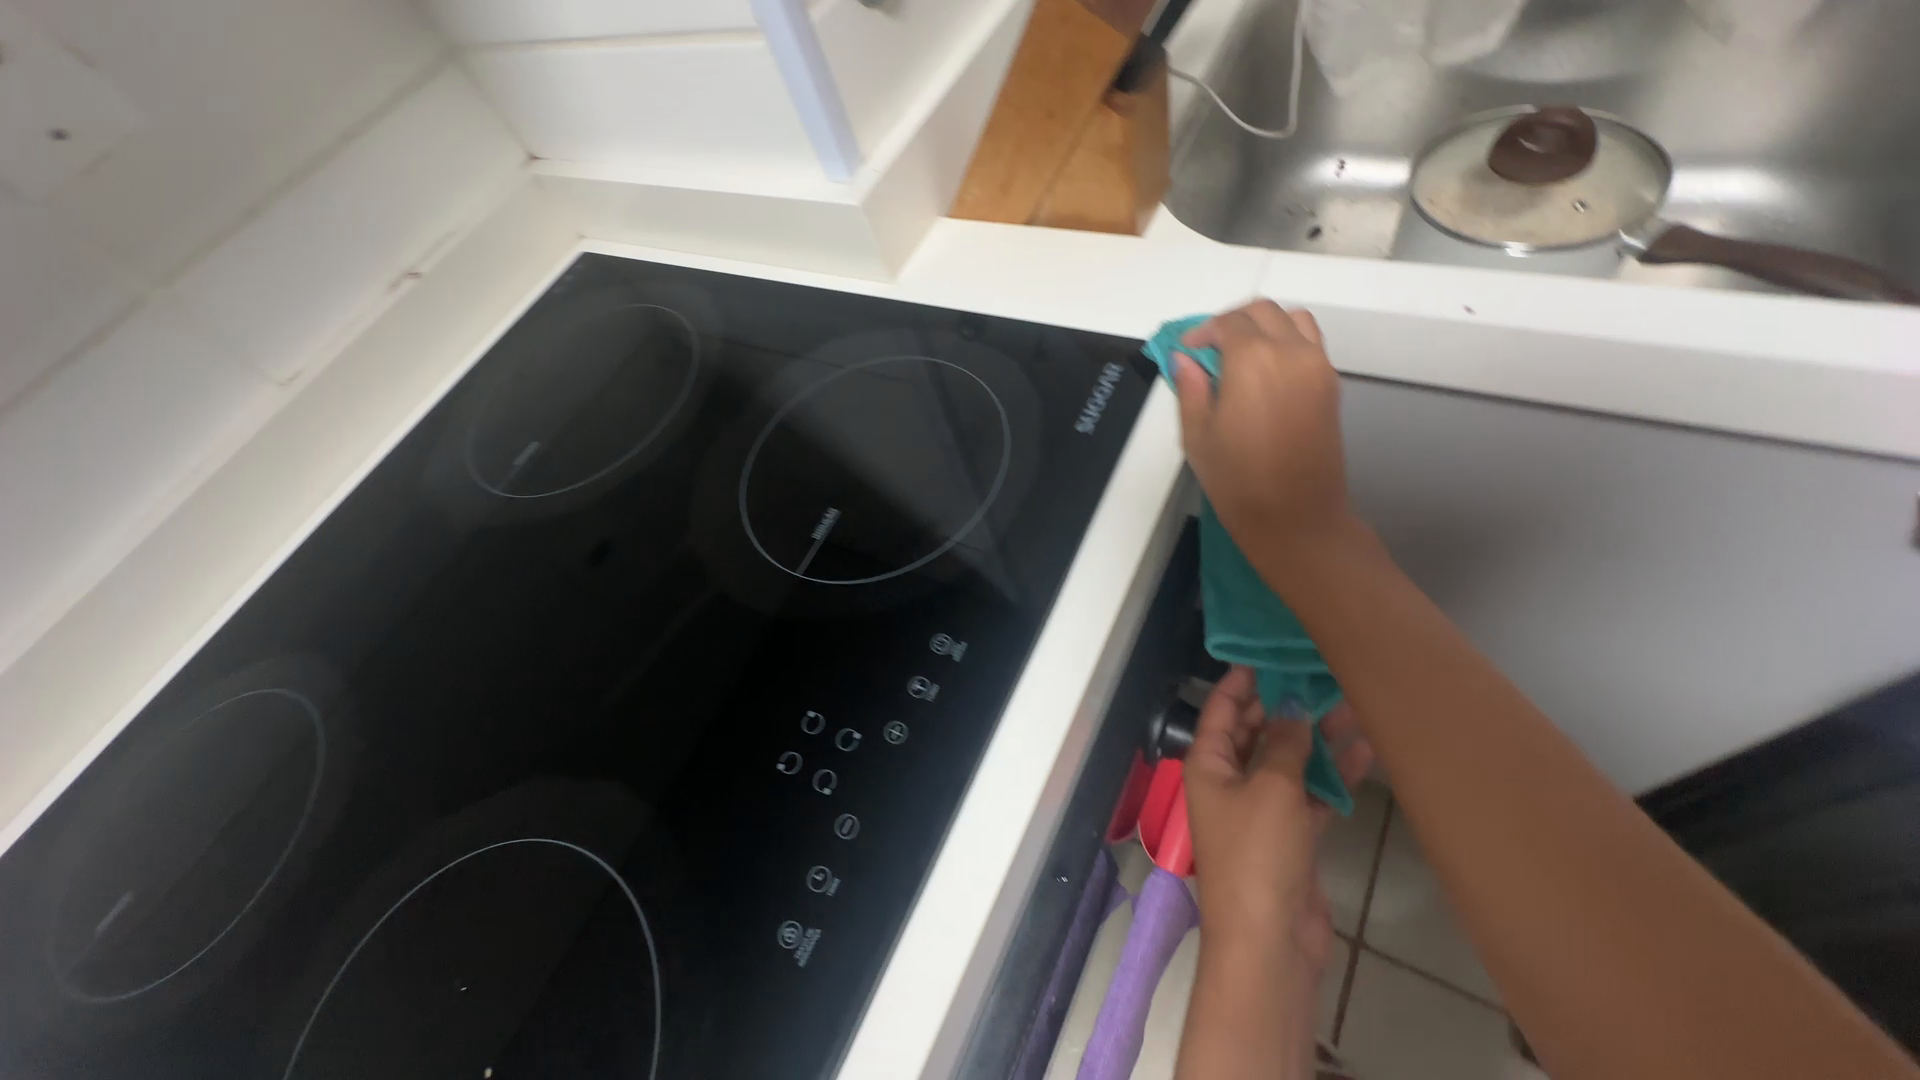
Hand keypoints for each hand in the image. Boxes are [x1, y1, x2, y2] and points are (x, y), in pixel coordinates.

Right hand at [1172, 301, 1354, 567]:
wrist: (1296, 517)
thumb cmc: (1238, 481)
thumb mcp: (1198, 436)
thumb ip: (1191, 389)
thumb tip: (1186, 360)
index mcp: (1253, 360)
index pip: (1228, 323)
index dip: (1203, 331)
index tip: (1188, 351)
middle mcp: (1291, 352)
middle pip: (1264, 312)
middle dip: (1233, 321)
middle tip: (1210, 348)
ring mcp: (1318, 366)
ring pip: (1294, 320)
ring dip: (1265, 325)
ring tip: (1243, 354)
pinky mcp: (1331, 385)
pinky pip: (1310, 343)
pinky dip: (1288, 341)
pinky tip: (1267, 373)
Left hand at [1183, 667, 1373, 1032]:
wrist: (1271, 939)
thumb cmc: (1259, 854)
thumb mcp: (1272, 788)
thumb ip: (1287, 744)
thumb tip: (1295, 707)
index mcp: (1207, 764)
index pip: (1221, 709)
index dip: (1243, 680)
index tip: (1270, 652)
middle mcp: (1228, 781)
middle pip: (1257, 732)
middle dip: (1288, 705)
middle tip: (1323, 673)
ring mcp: (1260, 810)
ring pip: (1288, 761)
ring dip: (1317, 738)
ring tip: (1354, 703)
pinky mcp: (1290, 836)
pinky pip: (1310, 794)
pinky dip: (1332, 776)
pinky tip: (1365, 752)